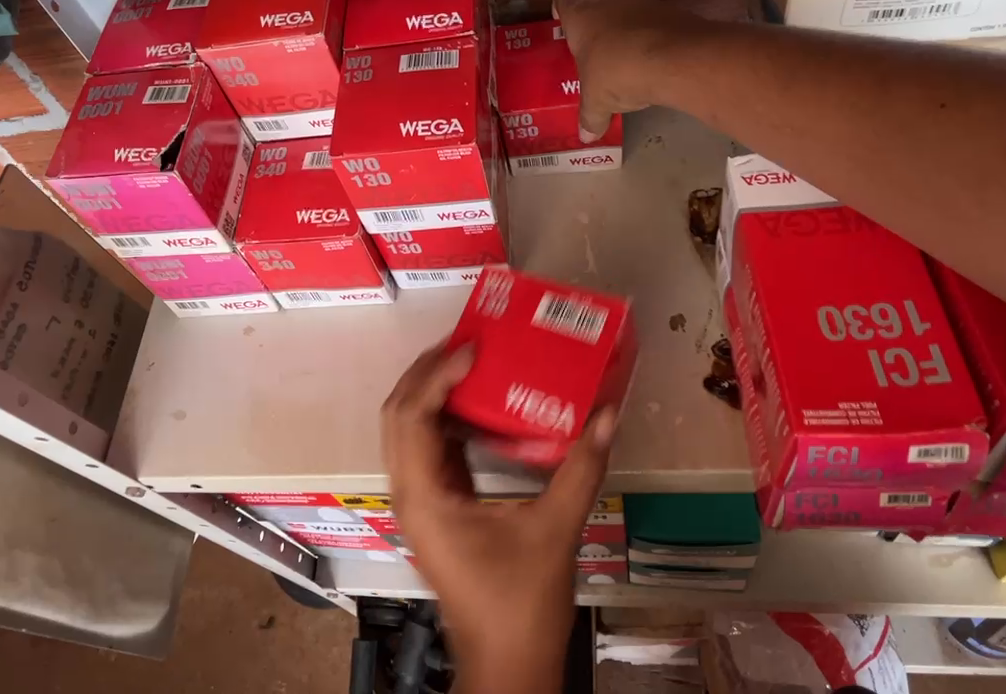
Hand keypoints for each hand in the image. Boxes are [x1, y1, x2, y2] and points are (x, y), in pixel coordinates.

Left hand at [381, 342, 618, 691]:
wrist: (507, 664)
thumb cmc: (522, 604)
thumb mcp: (555, 531)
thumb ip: (581, 470)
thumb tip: (607, 414)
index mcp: (425, 496)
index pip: (412, 416)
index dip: (436, 374)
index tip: (472, 348)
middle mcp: (410, 493)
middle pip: (399, 415)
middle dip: (426, 373)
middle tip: (465, 343)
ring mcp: (418, 503)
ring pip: (408, 431)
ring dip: (433, 393)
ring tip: (470, 362)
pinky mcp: (435, 509)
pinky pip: (429, 451)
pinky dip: (447, 421)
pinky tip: (481, 406)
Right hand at [552, 0, 702, 140]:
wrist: (673, 58)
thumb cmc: (617, 71)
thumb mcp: (597, 100)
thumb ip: (590, 116)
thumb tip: (586, 137)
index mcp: (580, 11)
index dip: (563, 2)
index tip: (564, 19)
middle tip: (595, 19)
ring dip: (625, 10)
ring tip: (624, 41)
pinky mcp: (670, 8)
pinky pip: (653, 12)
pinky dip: (650, 26)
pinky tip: (649, 50)